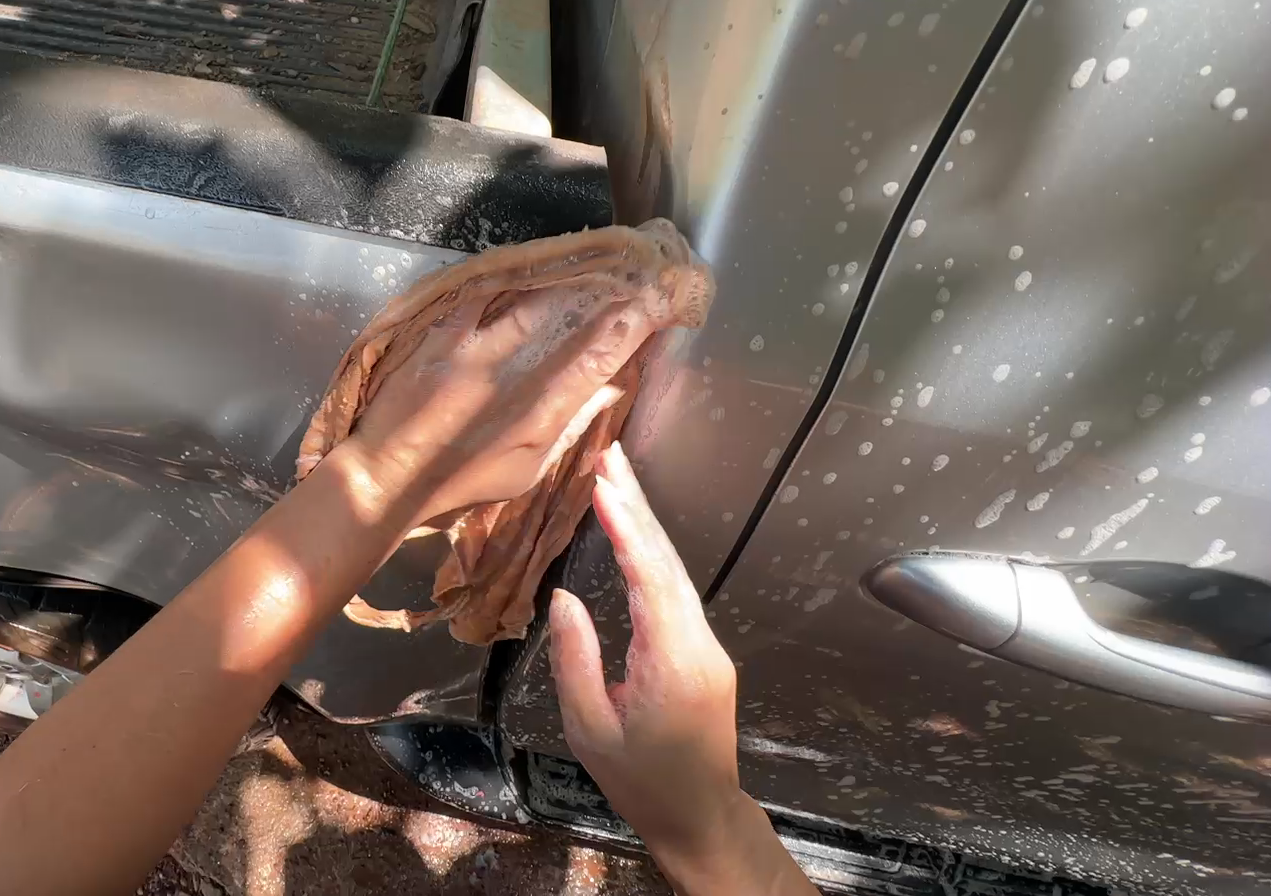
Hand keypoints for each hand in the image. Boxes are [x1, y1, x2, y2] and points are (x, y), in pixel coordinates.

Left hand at [341, 285, 653, 526]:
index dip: (626, 330)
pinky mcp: (435, 341)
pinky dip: (499, 283)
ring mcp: (469, 357)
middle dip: (601, 297)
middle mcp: (508, 381)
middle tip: (627, 271)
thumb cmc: (458, 483)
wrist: (387, 474)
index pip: (594, 364)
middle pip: (565, 328)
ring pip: (525, 308)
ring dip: (558, 284)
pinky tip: (519, 266)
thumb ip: (567, 430)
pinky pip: (472, 301)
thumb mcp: (523, 472)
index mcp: (536, 418)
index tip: (652, 303)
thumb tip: (609, 391)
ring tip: (583, 262)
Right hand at [548, 444, 815, 893]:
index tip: (602, 485)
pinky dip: (650, 547)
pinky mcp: (701, 646)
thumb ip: (574, 658)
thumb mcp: (589, 727)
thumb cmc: (638, 778)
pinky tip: (631, 525)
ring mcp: (706, 642)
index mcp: (673, 661)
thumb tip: (563, 596)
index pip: (649, 577)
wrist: (701, 816)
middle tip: (611, 454)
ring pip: (674, 567)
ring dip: (644, 518)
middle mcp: (699, 642)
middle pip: (667, 559)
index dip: (625, 528)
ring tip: (615, 475)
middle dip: (638, 503)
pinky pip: (674, 585)